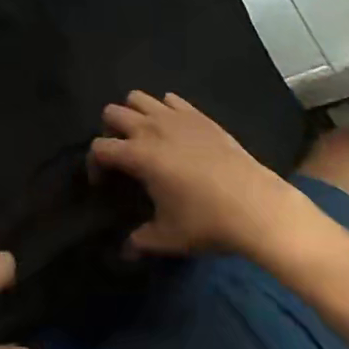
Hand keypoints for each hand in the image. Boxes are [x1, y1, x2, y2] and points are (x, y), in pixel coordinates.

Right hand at [88, 91, 308, 258]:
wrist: (254, 203)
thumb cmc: (205, 221)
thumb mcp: (167, 238)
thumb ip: (139, 241)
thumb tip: (125, 251)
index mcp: (138, 155)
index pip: (99, 147)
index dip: (94, 164)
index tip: (104, 183)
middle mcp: (152, 128)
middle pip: (113, 112)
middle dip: (110, 131)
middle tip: (122, 156)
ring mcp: (177, 117)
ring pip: (139, 97)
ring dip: (134, 114)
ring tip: (144, 138)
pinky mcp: (199, 115)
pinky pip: (171, 99)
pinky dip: (164, 109)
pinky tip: (174, 131)